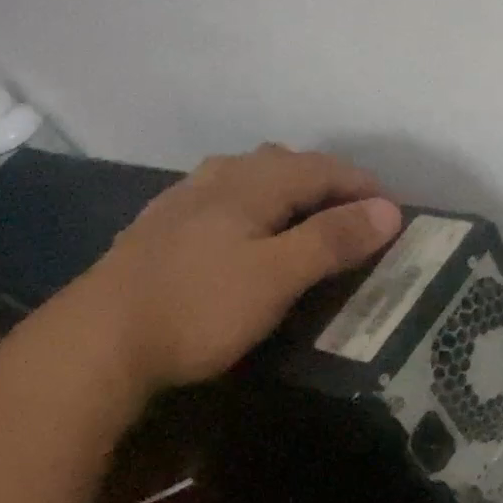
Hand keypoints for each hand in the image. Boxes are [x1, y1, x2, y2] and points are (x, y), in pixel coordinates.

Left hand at [67, 144, 402, 389]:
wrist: (106, 338)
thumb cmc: (201, 308)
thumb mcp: (277, 276)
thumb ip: (331, 241)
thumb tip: (387, 210)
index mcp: (248, 186)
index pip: (317, 168)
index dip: (361, 186)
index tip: (396, 213)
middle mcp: (214, 182)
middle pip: (280, 164)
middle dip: (325, 183)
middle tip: (357, 217)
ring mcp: (182, 205)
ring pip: (246, 180)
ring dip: (287, 192)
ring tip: (310, 222)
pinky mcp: (163, 232)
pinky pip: (223, 204)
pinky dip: (255, 211)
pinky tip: (249, 238)